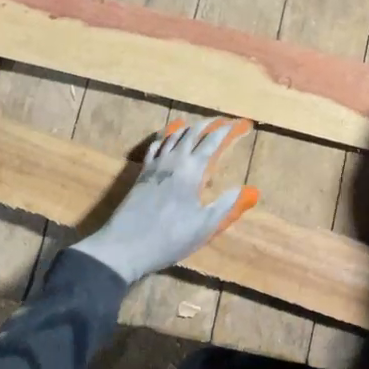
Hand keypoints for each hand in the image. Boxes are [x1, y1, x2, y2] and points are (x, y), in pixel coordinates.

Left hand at [70, 116, 260, 284]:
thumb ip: (225, 205)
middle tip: (219, 121)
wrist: (124, 246)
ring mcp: (155, 165)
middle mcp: (174, 159)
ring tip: (196, 127)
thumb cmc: (169, 237)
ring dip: (187, 128)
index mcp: (192, 169)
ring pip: (173, 136)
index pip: (212, 141)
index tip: (238, 124)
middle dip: (207, 124)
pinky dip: (165, 138)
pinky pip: (155, 146)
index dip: (226, 130)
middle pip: (192, 132)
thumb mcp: (203, 226)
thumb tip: (244, 188)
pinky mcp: (141, 173)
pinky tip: (166, 140)